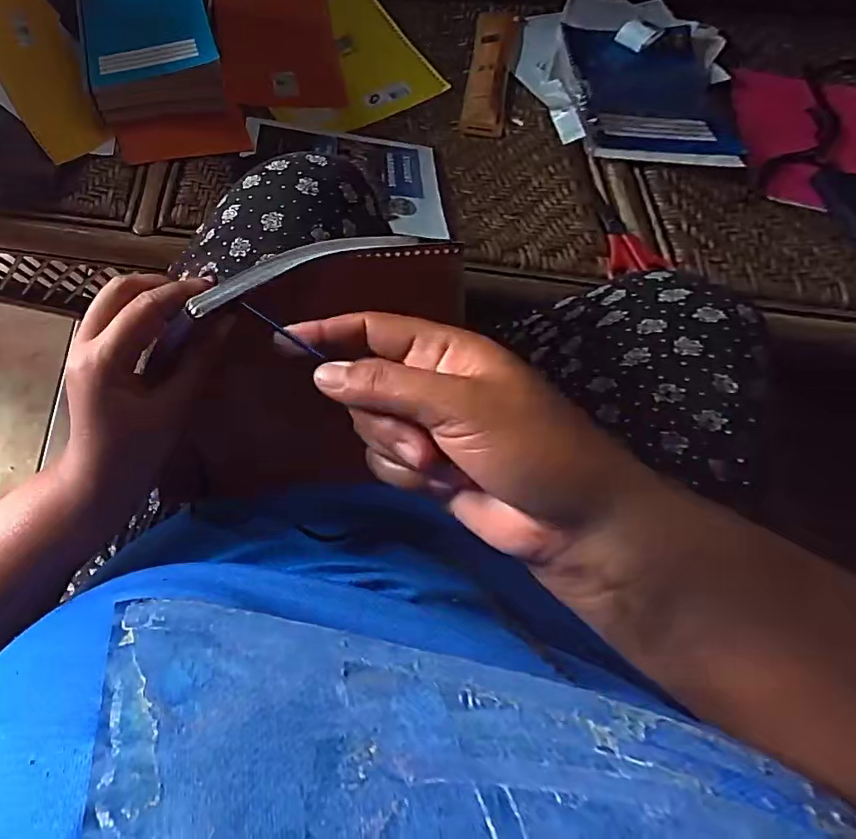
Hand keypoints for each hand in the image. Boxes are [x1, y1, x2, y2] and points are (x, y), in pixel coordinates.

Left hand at [59, 274, 225, 506]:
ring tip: (185, 305)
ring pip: (111, 298)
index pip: (143, 307)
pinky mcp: (85, 356)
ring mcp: (79, 349)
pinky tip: (166, 325)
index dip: (181, 292)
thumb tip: (224, 323)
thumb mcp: (174, 407)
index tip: (212, 288)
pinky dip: (138, 311)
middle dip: (159, 284)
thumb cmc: (133, 455)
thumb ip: (199, 360)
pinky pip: (110, 317)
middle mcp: (84, 346)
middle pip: (118, 289)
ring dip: (147, 295)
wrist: (94, 483)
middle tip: (196, 294)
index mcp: (102, 360)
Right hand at [286, 312, 657, 566]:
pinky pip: (382, 461)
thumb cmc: (532, 445)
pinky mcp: (424, 466)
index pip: (372, 330)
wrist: (572, 525)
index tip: (283, 338)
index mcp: (442, 351)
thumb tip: (323, 372)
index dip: (328, 331)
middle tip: (421, 440)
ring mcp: (425, 426)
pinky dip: (405, 474)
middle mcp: (427, 383)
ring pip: (369, 427)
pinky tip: (443, 484)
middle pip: (363, 384)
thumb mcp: (460, 404)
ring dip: (398, 450)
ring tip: (443, 466)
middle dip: (382, 416)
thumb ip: (387, 384)